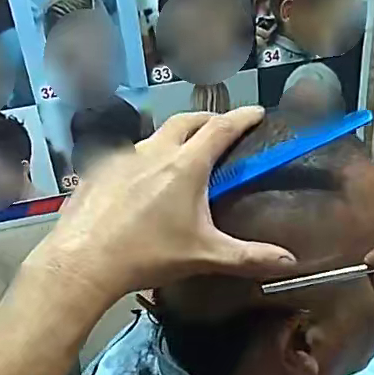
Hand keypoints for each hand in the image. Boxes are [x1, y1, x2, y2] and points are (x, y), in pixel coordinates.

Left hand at [25, 109, 296, 309]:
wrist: (83, 261)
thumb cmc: (149, 255)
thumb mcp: (204, 255)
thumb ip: (249, 257)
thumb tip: (290, 261)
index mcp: (186, 165)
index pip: (222, 128)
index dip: (243, 117)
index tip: (257, 112)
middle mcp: (155, 151)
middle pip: (187, 121)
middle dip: (209, 120)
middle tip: (222, 129)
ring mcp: (123, 157)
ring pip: (155, 136)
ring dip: (175, 138)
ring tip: (182, 156)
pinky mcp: (99, 169)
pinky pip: (129, 154)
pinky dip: (145, 158)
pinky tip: (142, 181)